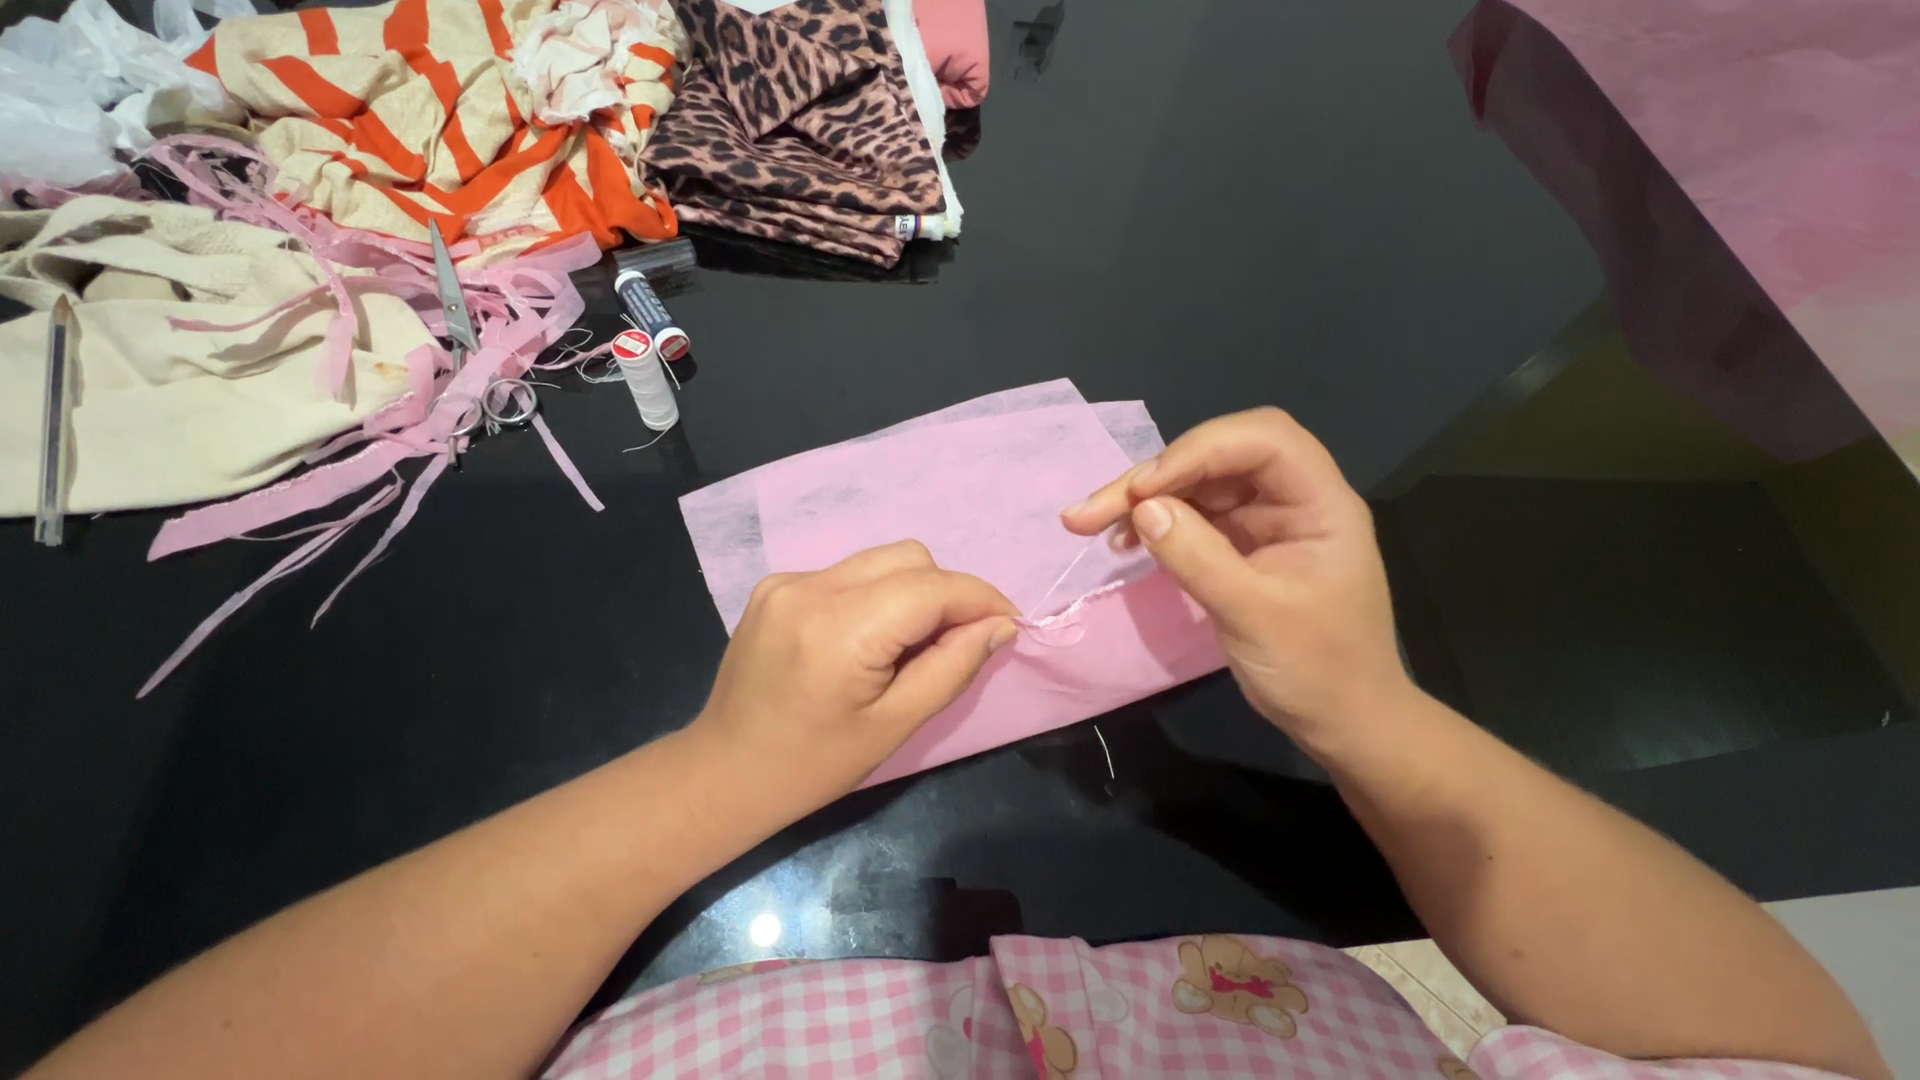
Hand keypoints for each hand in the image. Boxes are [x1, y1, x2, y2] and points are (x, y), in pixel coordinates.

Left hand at [689, 540, 1018, 817]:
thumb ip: (952, 667)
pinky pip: (847, 573)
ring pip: (880, 560)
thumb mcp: (894, 726)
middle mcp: (810, 588)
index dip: (980, 598)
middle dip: (947, 593)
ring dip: (913, 591)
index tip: (1010, 623)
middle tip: (959, 641)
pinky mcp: (775, 585)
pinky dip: (875, 595)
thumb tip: (999, 626)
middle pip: (909, 558)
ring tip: (911, 644)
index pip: (931, 587)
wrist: (724, 771)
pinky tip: (867, 639)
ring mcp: (787, 581)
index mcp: (839, 629)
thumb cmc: (814, 764)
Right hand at [1060, 408, 1412, 754]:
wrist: (1342, 720)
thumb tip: (1141, 508)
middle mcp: (1292, 499)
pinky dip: (1155, 523)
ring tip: (1090, 525)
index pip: (1262, 440)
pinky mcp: (1241, 546)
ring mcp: (1265, 521)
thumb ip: (1198, 557)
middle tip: (1091, 512)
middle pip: (1219, 456)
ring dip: (1144, 498)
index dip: (1198, 450)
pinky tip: (1123, 542)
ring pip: (1198, 484)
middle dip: (1155, 475)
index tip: (1143, 491)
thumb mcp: (1253, 615)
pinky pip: (1193, 517)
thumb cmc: (1316, 670)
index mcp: (1320, 503)